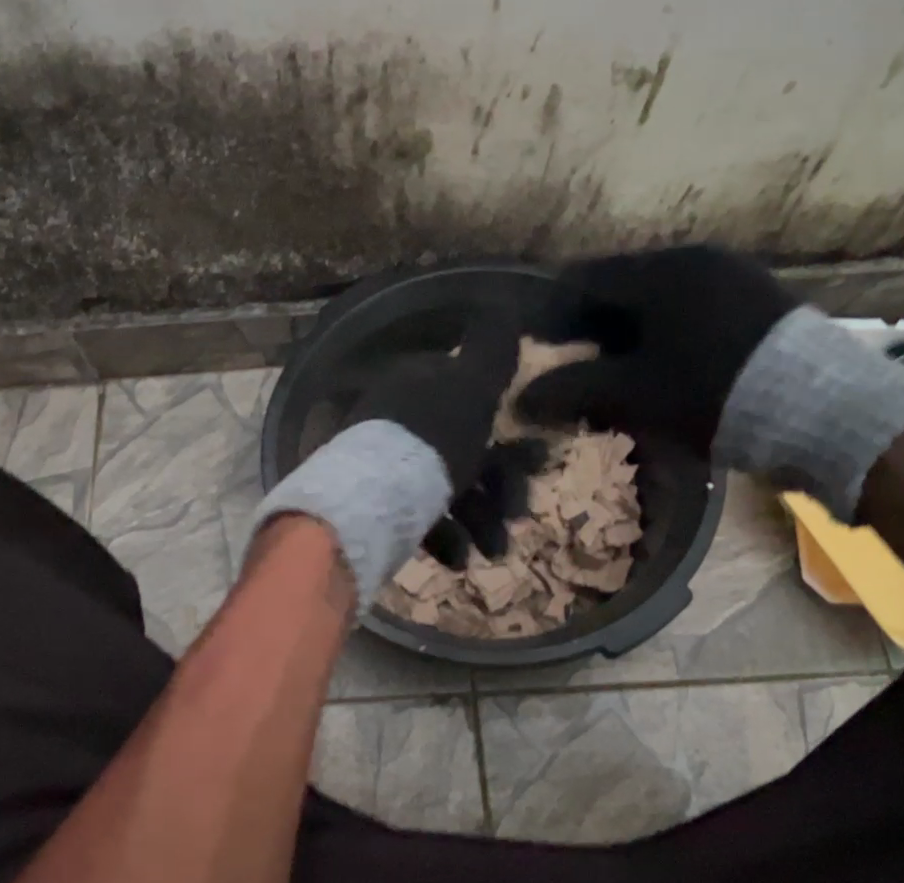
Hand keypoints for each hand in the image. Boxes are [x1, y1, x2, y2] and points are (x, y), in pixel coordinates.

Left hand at [252, 306, 538, 601]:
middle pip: (462, 454)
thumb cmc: (428, 439)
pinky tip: (457, 559)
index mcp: (418, 388)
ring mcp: (383, 467)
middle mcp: (398, 422)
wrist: (367, 501)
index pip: (472, 405)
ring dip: (477, 522)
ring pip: (444, 491)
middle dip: (497, 490)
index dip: (507, 436)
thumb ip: (490, 351)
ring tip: (491, 552)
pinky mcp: (373, 508)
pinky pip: (417, 519)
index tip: (536, 465)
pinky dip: (444, 538)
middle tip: (516, 518)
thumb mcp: (469, 388)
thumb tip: (504, 302)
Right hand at [515, 245, 798, 454]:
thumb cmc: (711, 391)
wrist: (819, 408)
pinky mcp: (764, 304)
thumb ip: (572, 390)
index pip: (586, 278)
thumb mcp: (633, 393)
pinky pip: (697, 313)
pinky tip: (666, 370)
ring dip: (632, 334)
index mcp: (661, 270)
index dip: (554, 311)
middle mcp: (698, 259)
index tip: (536, 342)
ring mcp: (737, 278)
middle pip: (625, 288)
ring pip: (663, 302)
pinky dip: (670, 337)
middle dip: (593, 325)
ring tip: (617, 374)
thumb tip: (521, 398)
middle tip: (573, 363)